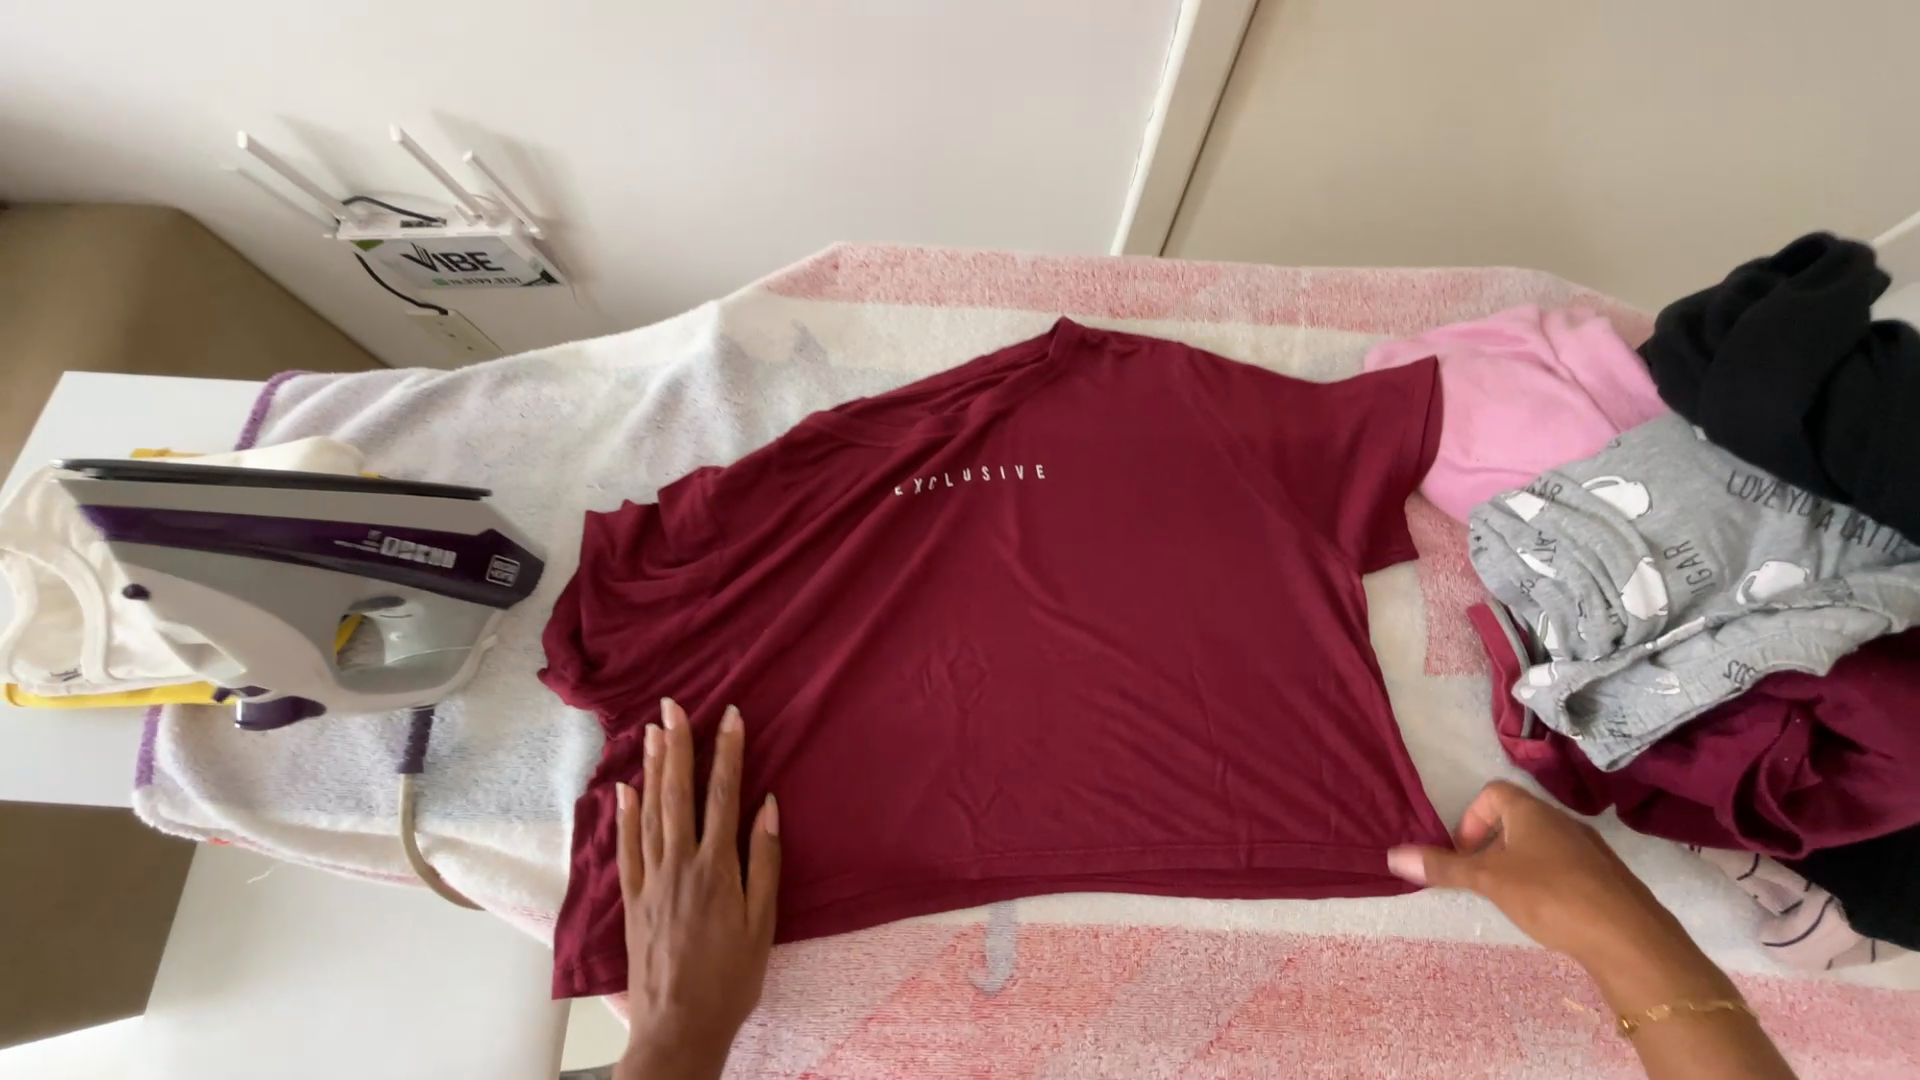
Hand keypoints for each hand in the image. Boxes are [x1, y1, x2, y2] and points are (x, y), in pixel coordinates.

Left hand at [614, 698, 779, 1079]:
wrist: (678, 1029)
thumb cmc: (732, 976)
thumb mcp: (763, 921)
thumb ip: (764, 861)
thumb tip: (768, 806)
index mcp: (716, 867)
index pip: (723, 796)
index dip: (727, 752)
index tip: (730, 715)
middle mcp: (679, 864)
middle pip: (678, 794)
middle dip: (679, 746)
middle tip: (673, 707)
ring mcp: (650, 880)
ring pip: (649, 813)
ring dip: (652, 769)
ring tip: (652, 732)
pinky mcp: (631, 900)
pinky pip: (626, 849)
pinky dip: (624, 816)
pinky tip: (623, 789)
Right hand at [1386, 780, 1686, 969]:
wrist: (1634, 943)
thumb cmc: (1551, 896)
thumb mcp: (1487, 880)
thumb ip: (1442, 867)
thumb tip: (1392, 856)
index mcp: (1532, 812)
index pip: (1493, 793)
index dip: (1471, 818)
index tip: (1465, 851)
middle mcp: (1564, 822)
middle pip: (1517, 818)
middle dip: (1493, 843)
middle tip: (1482, 874)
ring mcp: (1593, 851)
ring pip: (1544, 844)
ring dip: (1521, 862)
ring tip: (1512, 895)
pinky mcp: (1613, 881)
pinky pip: (1570, 868)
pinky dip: (1550, 880)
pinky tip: (1549, 912)